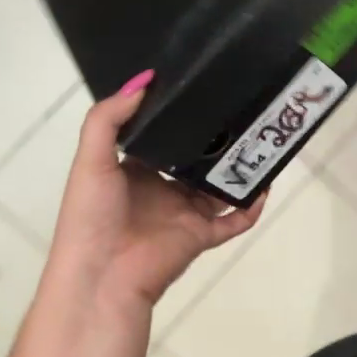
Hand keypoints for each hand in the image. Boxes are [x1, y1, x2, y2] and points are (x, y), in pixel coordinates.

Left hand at [48, 71, 268, 318]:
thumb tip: (145, 79)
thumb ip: (108, 119)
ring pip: (219, 187)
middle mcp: (160, 190)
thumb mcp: (90, 160)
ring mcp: (184, 214)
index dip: (178, 118)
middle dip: (216, 140)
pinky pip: (234, 220)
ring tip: (262, 141)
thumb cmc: (91, 216)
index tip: (202, 91)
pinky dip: (251, 206)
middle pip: (195, 160)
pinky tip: (266, 185)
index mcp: (132, 171)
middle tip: (242, 111)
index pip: (160, 138)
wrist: (102, 276)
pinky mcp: (202, 236)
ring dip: (239, 169)